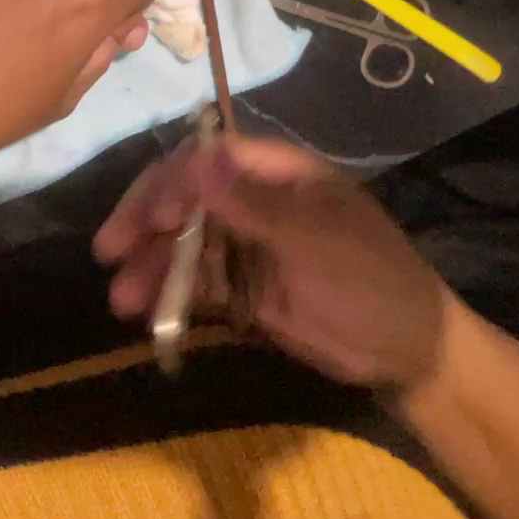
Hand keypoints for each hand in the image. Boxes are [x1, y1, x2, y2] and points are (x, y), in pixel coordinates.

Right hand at [94, 137, 448, 393]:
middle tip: (109, 249)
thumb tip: (197, 160)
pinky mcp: (232, 284)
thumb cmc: (374, 284)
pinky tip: (142, 312)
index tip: (154, 218)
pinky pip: (188, 282)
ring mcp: (237, 242)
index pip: (209, 160)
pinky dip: (163, 294)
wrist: (409, 358)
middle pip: (181, 198)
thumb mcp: (319, 243)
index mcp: (275, 175)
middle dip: (143, 223)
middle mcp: (248, 200)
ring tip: (122, 298)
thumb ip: (255, 207)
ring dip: (147, 266)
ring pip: (177, 243)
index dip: (174, 183)